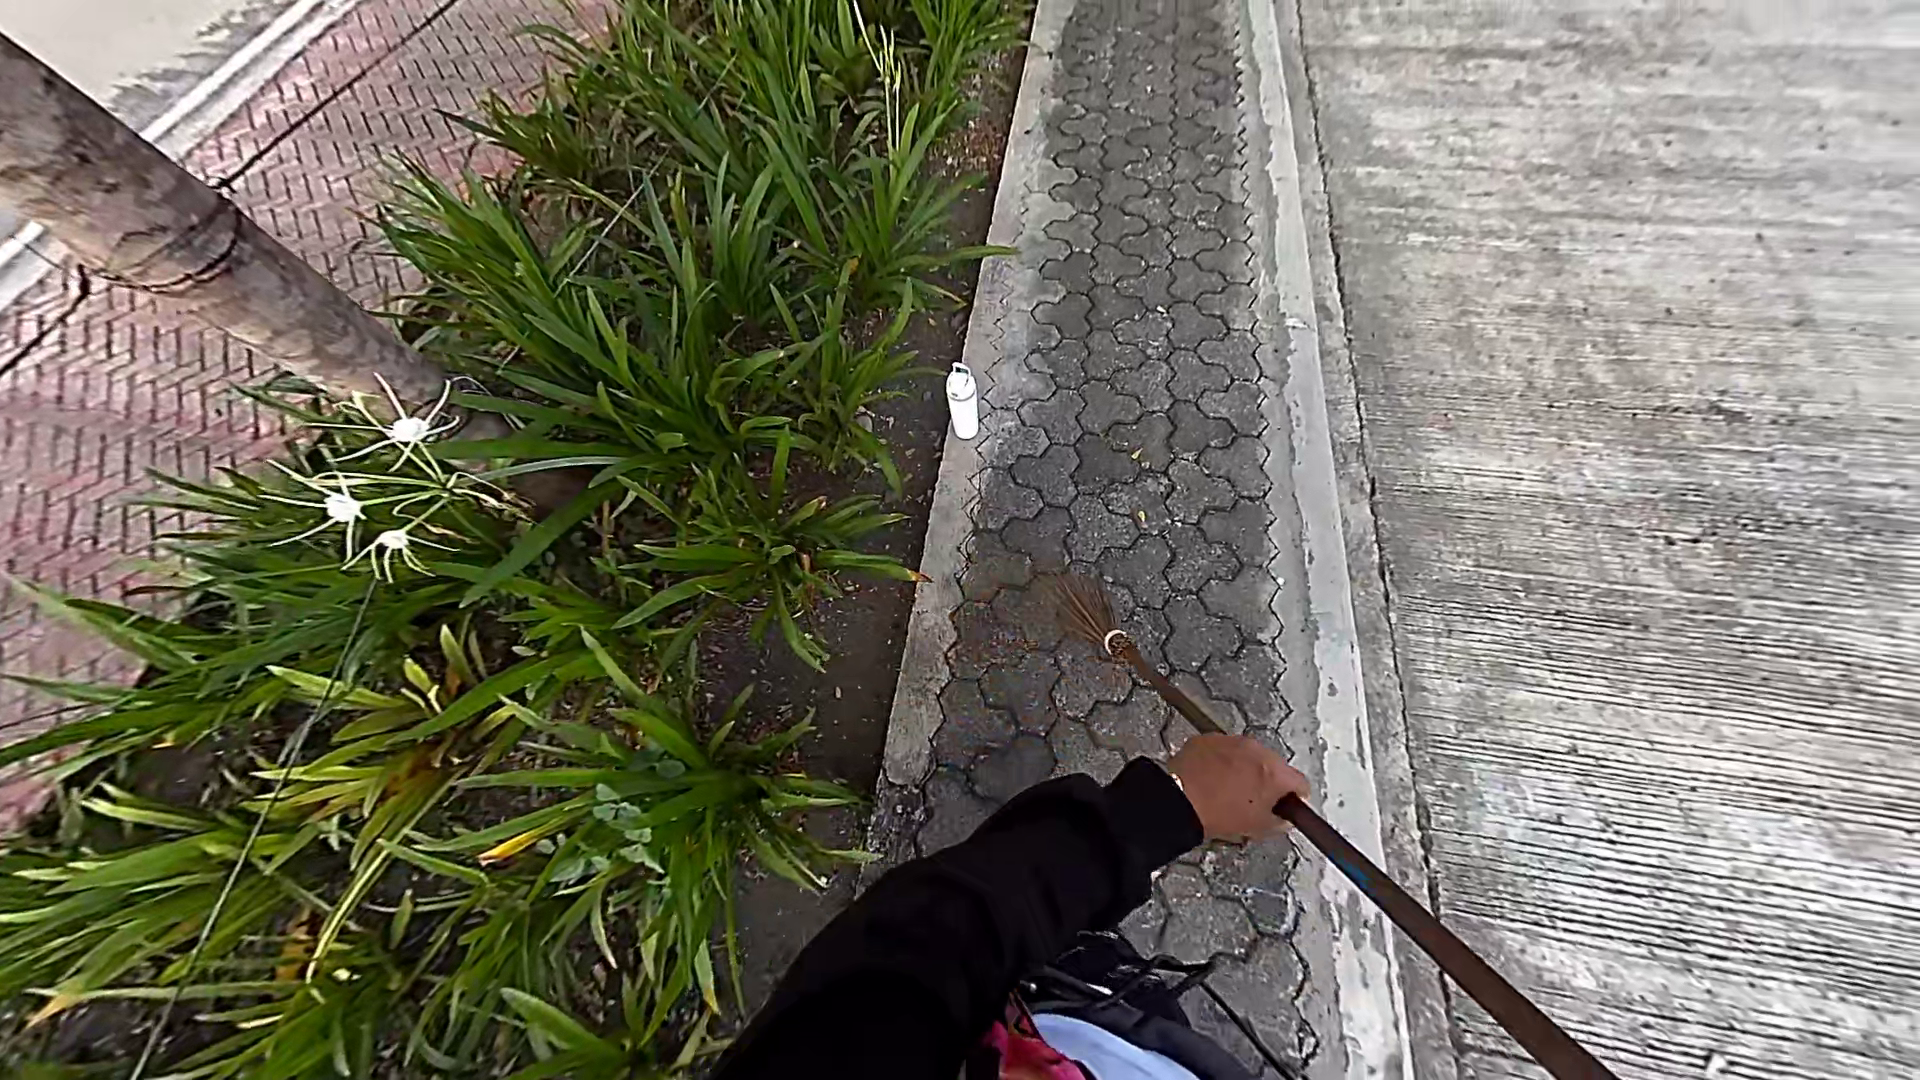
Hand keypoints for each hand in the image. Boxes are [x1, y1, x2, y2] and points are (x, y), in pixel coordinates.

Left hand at [1167, 734, 1309, 841]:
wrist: (1181, 799)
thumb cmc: (1219, 812)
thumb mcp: (1260, 826)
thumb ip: (1280, 820)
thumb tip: (1282, 817)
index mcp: (1275, 772)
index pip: (1300, 782)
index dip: (1295, 797)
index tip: (1288, 803)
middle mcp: (1256, 750)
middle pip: (1273, 764)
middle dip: (1268, 779)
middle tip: (1256, 797)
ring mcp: (1231, 740)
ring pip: (1248, 753)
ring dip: (1244, 766)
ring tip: (1230, 786)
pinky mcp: (1209, 737)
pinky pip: (1223, 747)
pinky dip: (1222, 758)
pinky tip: (1213, 775)